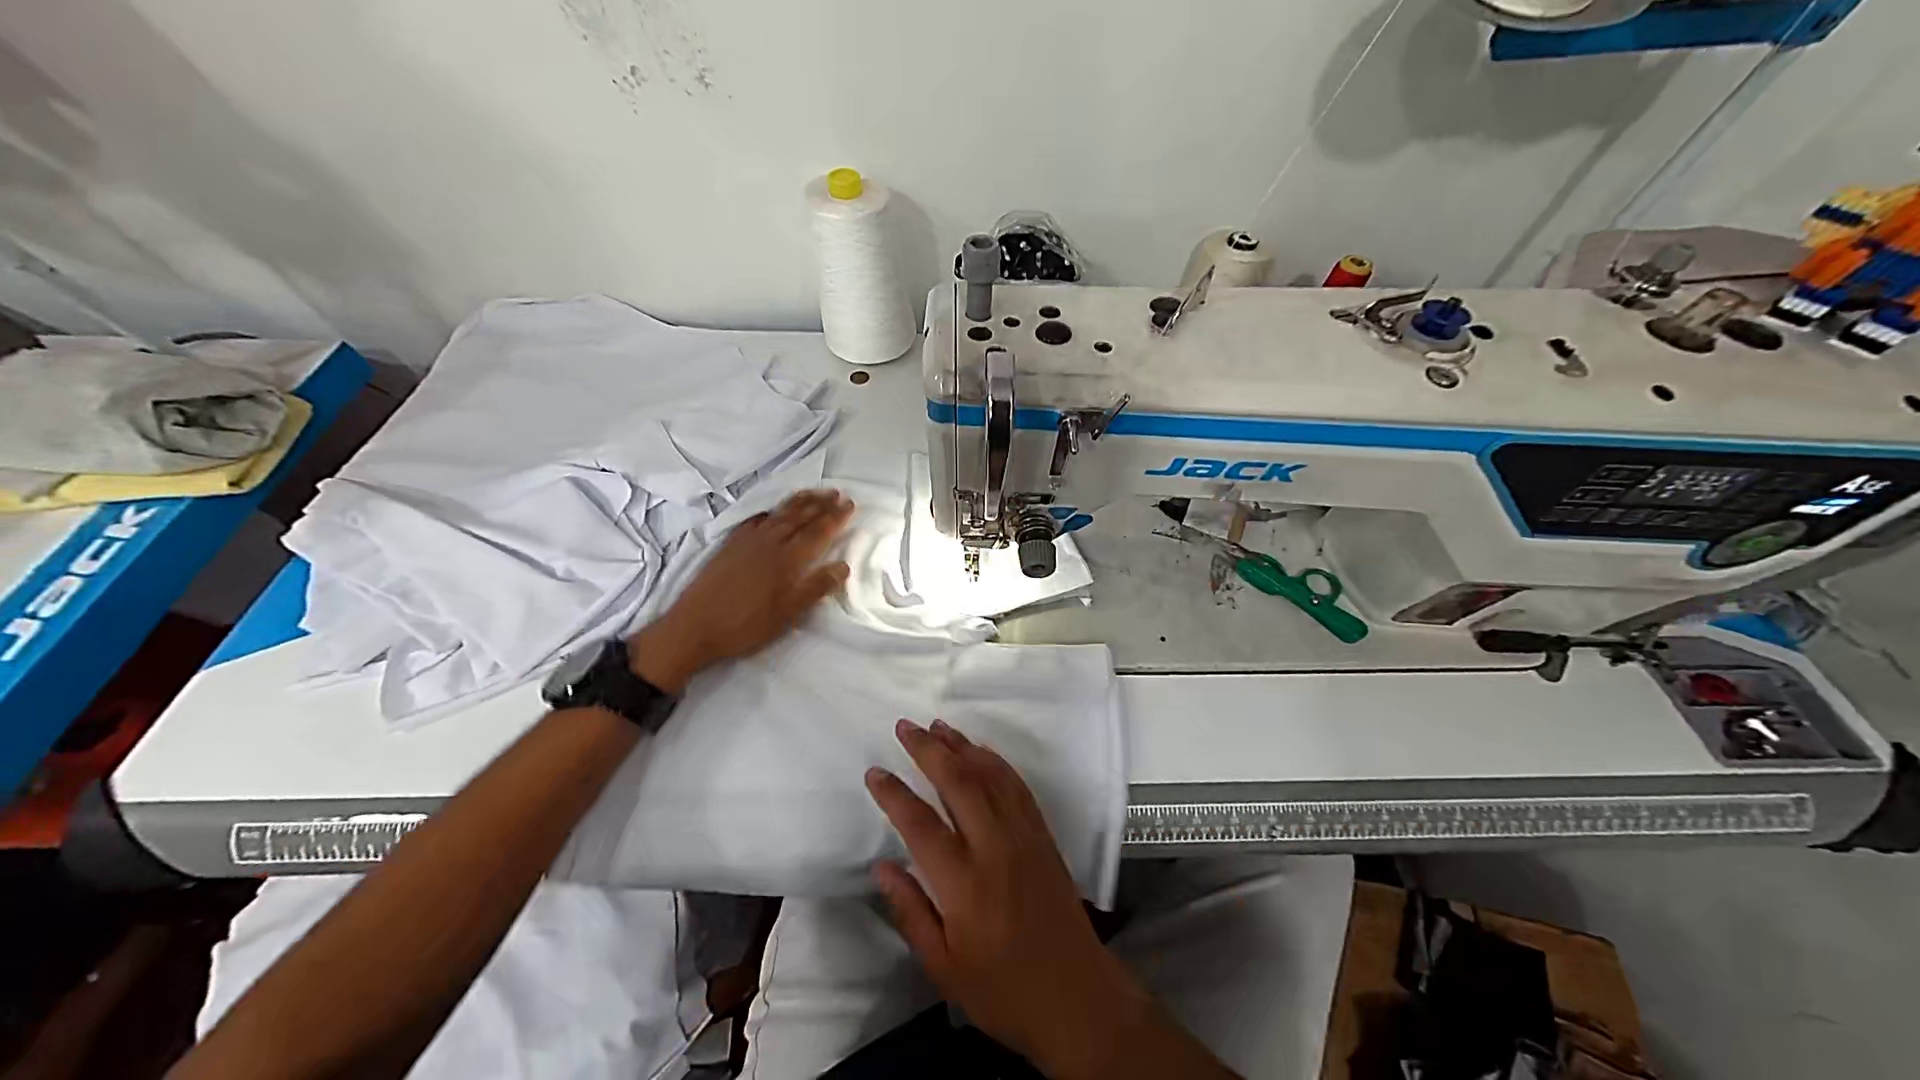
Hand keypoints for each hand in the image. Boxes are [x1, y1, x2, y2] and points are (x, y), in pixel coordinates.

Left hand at [629, 489, 853, 692]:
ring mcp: (747, 541)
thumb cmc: (746, 626)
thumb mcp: (788, 614)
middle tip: (838, 494)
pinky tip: (772, 512)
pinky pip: (756, 519)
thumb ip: (816, 587)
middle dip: (821, 504)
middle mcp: (769, 542)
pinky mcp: (729, 545)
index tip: (850, 505)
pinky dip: (770, 511)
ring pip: (779, 513)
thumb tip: (843, 566)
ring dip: (799, 502)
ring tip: (813, 493)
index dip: (836, 518)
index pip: (818, 532)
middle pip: (800, 516)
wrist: (694, 627)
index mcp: (788, 559)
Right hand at [863, 720, 1147, 1078]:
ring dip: (963, 747)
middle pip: (959, 783)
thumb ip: (911, 911)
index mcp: (965, 883)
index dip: (894, 794)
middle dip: (929, 750)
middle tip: (905, 727)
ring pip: (991, 777)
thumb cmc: (1003, 989)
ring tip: (938, 726)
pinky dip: (997, 763)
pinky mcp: (1044, 838)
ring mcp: (1024, 837)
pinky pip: (1018, 788)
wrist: (1078, 997)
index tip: (874, 772)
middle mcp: (995, 848)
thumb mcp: (944, 966)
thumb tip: (882, 865)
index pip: (920, 823)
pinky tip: (983, 753)